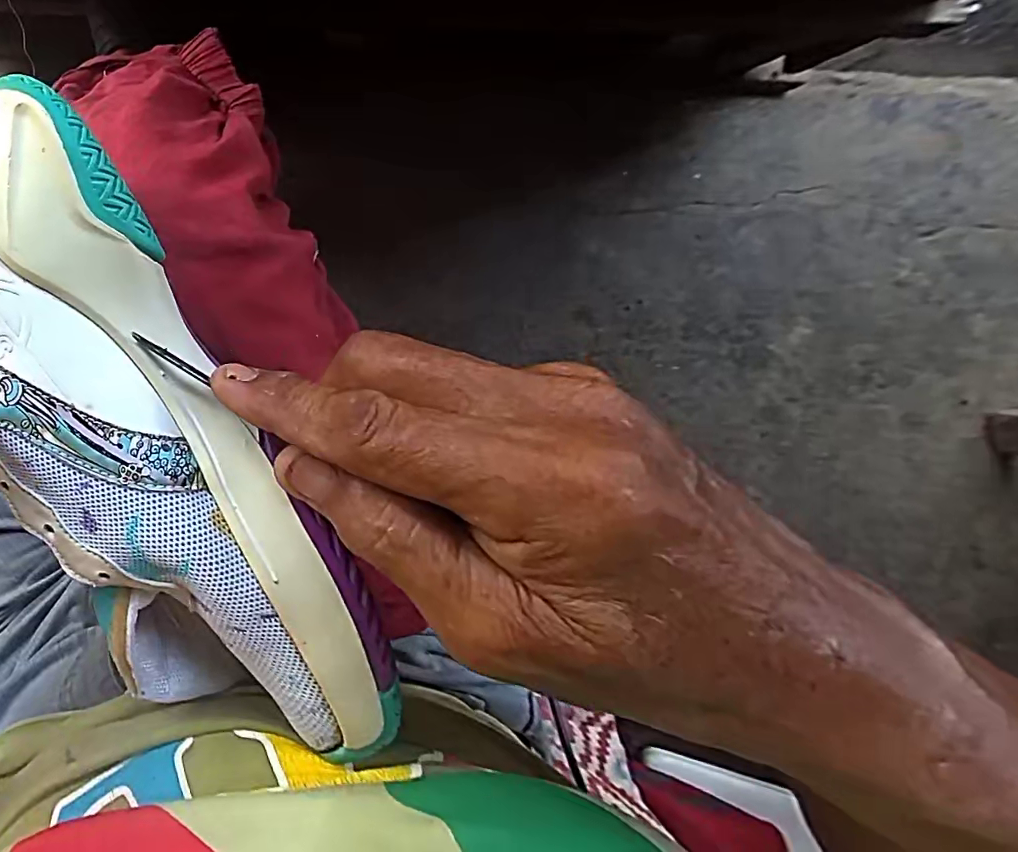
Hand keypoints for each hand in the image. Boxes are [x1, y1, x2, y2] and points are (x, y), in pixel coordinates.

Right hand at [210, 330, 875, 752]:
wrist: (788, 638)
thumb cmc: (637, 657)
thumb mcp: (491, 628)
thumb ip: (385, 534)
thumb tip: (301, 466)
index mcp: (542, 482)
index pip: (377, 423)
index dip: (290, 402)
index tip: (228, 383)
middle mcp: (555, 406)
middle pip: (389, 363)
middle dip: (323, 394)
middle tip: (302, 453)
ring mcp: (568, 384)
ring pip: (416, 360)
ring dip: (366, 402)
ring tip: (373, 472)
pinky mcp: (572, 382)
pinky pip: (455, 375)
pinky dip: (414, 408)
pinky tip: (439, 466)